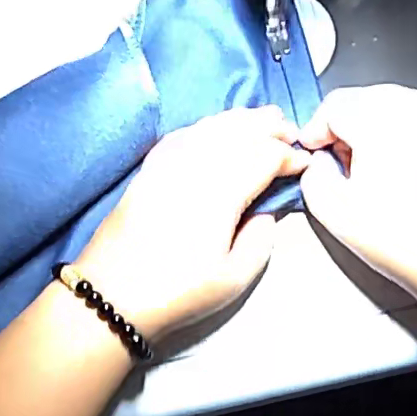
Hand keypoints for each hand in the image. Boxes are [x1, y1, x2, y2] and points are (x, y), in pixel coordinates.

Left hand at [75, 106, 308, 341]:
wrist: (112, 296)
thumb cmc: (177, 292)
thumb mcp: (233, 279)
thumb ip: (260, 239)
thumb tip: (267, 210)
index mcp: (221, 192)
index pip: (264, 156)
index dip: (288, 156)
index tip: (304, 163)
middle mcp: (194, 166)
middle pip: (238, 132)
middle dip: (269, 128)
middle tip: (290, 132)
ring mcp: (167, 164)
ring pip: (210, 127)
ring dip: (240, 120)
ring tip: (262, 119)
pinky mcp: (148, 171)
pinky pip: (182, 134)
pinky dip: (206, 126)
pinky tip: (215, 128)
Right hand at [298, 86, 416, 309]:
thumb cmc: (413, 241)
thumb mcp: (336, 213)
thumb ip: (312, 176)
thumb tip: (318, 164)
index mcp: (382, 117)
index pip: (334, 105)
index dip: (316, 131)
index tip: (313, 152)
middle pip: (365, 102)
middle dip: (348, 133)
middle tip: (343, 172)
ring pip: (395, 110)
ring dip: (377, 136)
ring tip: (378, 182)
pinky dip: (406, 142)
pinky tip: (406, 181)